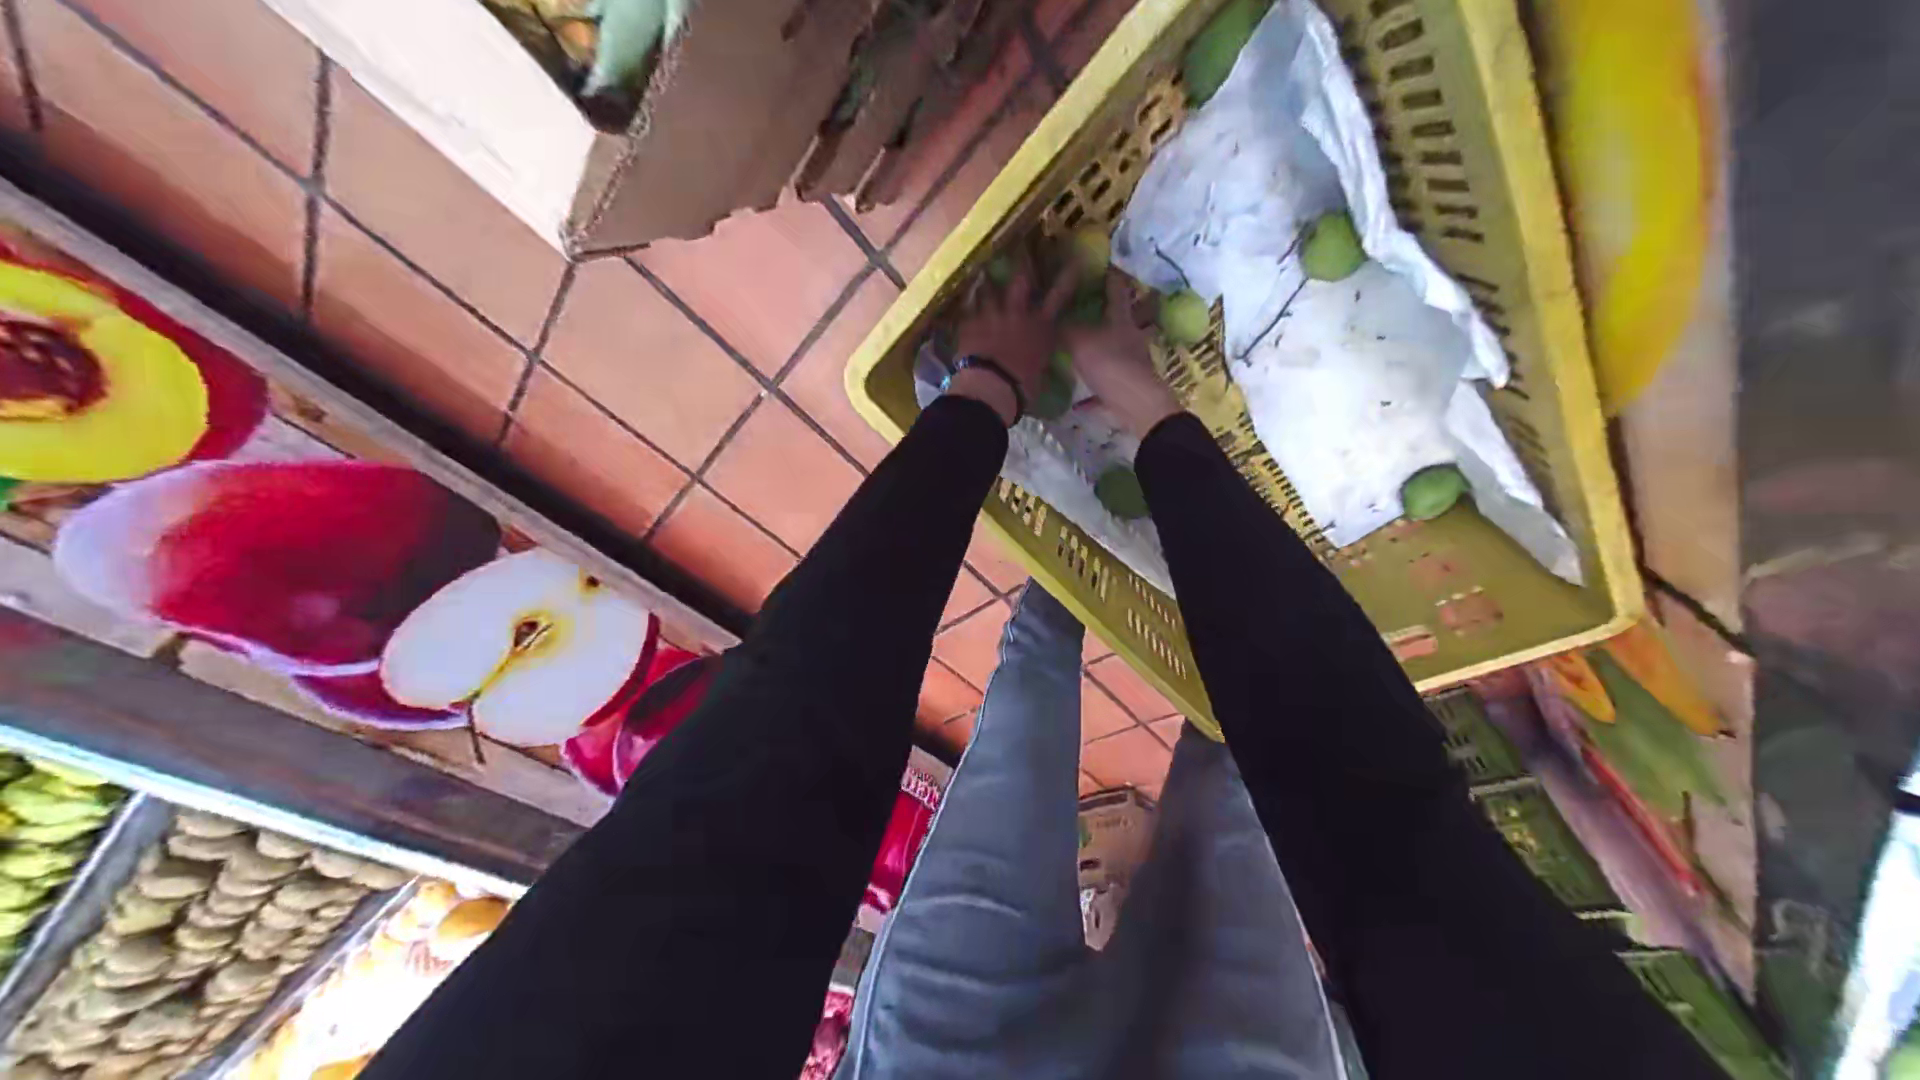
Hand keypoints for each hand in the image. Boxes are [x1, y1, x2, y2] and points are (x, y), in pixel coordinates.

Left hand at [947, 253, 1077, 423]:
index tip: (1074, 262)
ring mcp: (992, 315)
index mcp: (1041, 328)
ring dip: (986, 282)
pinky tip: (961, 301)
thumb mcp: (1040, 373)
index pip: (1059, 297)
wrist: (991, 387)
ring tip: (983, 273)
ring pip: (988, 290)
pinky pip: (966, 308)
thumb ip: (1039, 359)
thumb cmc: (1022, 388)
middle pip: (1020, 282)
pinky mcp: (969, 323)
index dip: (1067, 278)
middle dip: (1021, 265)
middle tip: (1018, 250)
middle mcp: (1018, 314)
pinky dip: (965, 305)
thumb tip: (1038, 363)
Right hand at [1065, 273, 1184, 438]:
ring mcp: (1134, 362)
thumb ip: (1066, 329)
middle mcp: (1131, 338)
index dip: (1111, 278)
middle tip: (1103, 308)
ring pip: (1122, 349)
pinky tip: (1082, 400)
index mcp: (1121, 321)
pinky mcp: (1130, 385)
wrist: (1136, 404)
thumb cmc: (1110, 365)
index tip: (1107, 267)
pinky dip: (1098, 387)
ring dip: (1111, 347)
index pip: (1117, 292)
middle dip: (1118, 313)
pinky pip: (1111, 382)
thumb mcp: (1080, 342)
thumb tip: (1053, 318)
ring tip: (1093, 348)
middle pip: (1127, 319)